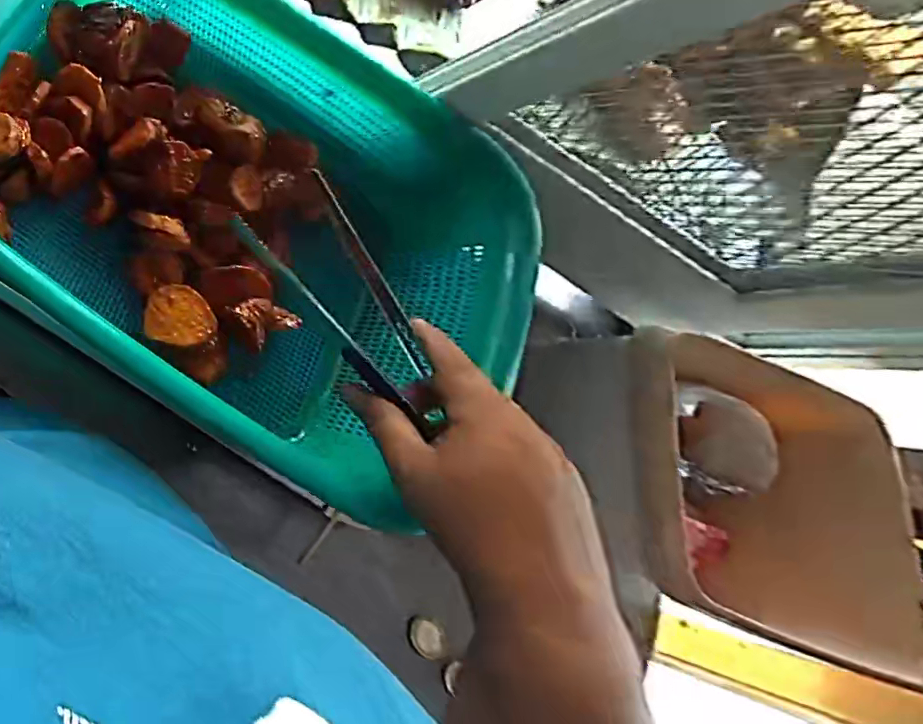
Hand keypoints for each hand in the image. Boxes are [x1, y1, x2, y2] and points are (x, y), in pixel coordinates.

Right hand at [349, 320, 612, 619]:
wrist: (544, 597)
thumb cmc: (467, 524)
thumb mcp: (411, 470)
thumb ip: (382, 422)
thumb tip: (353, 390)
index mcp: (488, 414)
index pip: (454, 361)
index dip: (431, 340)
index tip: (416, 324)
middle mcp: (527, 426)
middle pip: (475, 393)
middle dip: (438, 396)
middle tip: (410, 420)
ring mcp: (554, 457)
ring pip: (499, 423)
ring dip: (464, 425)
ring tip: (441, 461)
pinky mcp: (569, 486)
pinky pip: (522, 450)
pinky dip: (493, 450)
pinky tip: (480, 490)